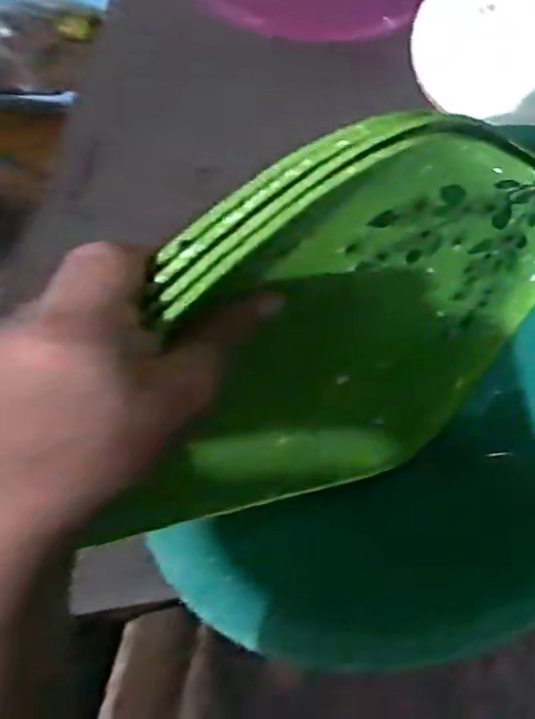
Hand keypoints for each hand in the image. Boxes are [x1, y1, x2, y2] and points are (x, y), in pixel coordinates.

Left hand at [0, 244, 273, 547]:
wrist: (3, 520)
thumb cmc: (106, 443)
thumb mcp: (185, 388)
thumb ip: (223, 334)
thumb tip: (268, 295)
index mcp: (76, 318)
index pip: (109, 254)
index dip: (151, 261)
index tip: (185, 290)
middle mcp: (20, 325)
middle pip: (81, 288)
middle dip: (125, 303)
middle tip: (166, 337)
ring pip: (55, 321)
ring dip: (91, 335)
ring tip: (124, 375)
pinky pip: (31, 351)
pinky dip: (61, 362)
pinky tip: (78, 400)